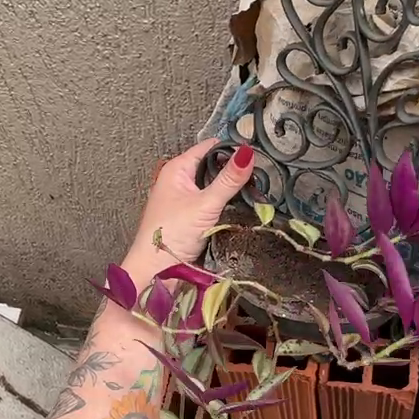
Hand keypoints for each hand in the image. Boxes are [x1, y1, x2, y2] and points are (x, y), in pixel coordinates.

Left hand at [122, 140, 255, 281]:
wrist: (156, 270)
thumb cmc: (171, 234)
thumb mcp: (205, 204)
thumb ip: (228, 180)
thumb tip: (248, 153)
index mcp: (177, 169)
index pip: (209, 147)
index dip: (232, 148)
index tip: (257, 152)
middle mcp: (180, 180)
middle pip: (213, 166)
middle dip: (234, 170)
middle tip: (263, 172)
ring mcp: (186, 199)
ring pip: (214, 186)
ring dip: (232, 189)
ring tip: (258, 188)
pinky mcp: (192, 217)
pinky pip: (213, 203)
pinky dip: (226, 203)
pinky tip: (243, 205)